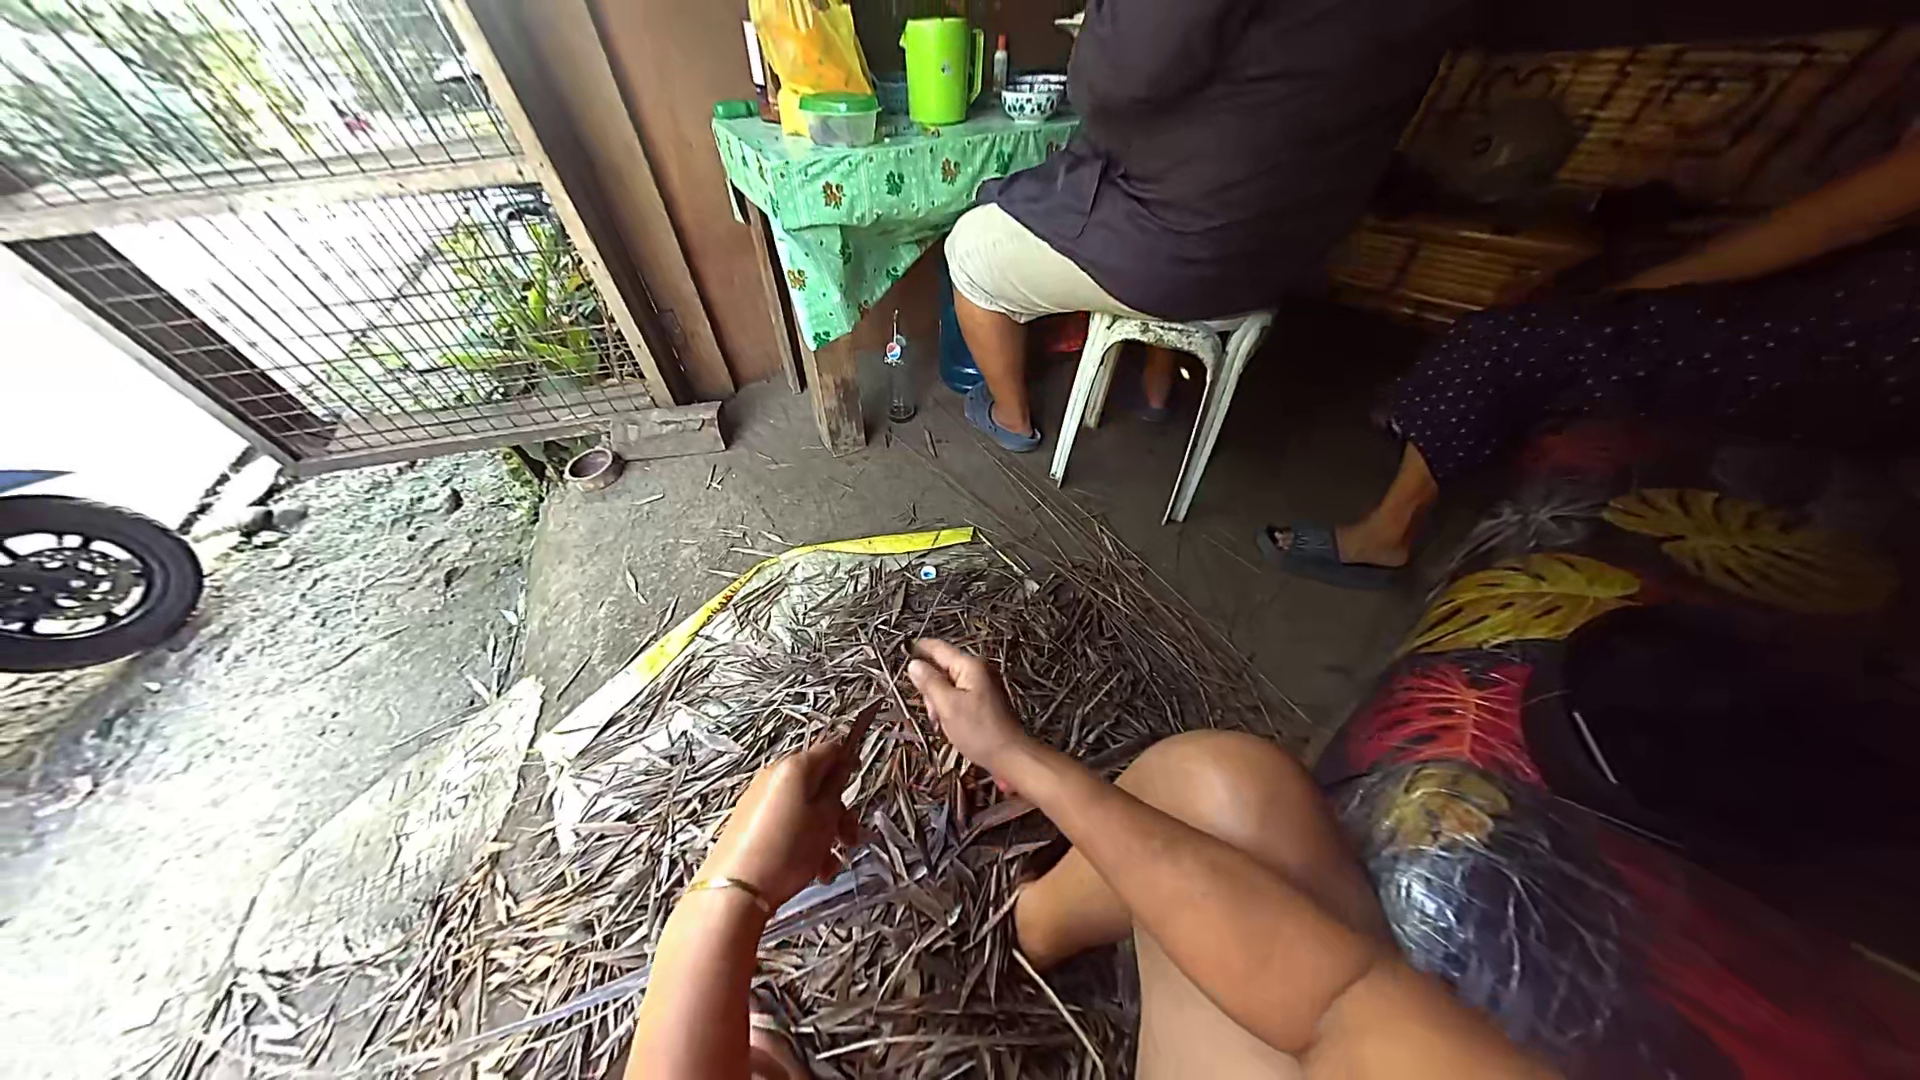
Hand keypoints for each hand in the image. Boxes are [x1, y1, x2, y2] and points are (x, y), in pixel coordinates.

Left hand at [697, 737, 857, 910]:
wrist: (736, 891)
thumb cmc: (787, 851)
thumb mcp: (826, 819)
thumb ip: (836, 789)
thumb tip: (840, 769)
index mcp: (796, 767)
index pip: (830, 749)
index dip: (848, 760)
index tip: (857, 775)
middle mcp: (774, 775)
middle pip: (816, 782)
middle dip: (837, 809)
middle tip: (848, 834)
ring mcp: (758, 798)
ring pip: (802, 805)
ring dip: (822, 830)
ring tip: (829, 863)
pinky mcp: (747, 822)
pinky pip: (784, 821)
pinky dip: (800, 838)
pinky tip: (811, 869)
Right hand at [907, 639, 1034, 788]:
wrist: (1010, 755)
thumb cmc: (979, 732)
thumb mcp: (947, 706)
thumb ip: (929, 682)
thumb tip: (914, 664)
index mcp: (970, 666)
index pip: (938, 648)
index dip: (919, 649)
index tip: (903, 652)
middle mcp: (978, 670)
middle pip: (943, 668)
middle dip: (930, 686)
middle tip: (931, 710)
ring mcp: (983, 685)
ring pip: (949, 684)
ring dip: (939, 700)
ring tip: (941, 721)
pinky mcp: (984, 700)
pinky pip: (959, 696)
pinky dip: (950, 707)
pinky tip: (950, 723)